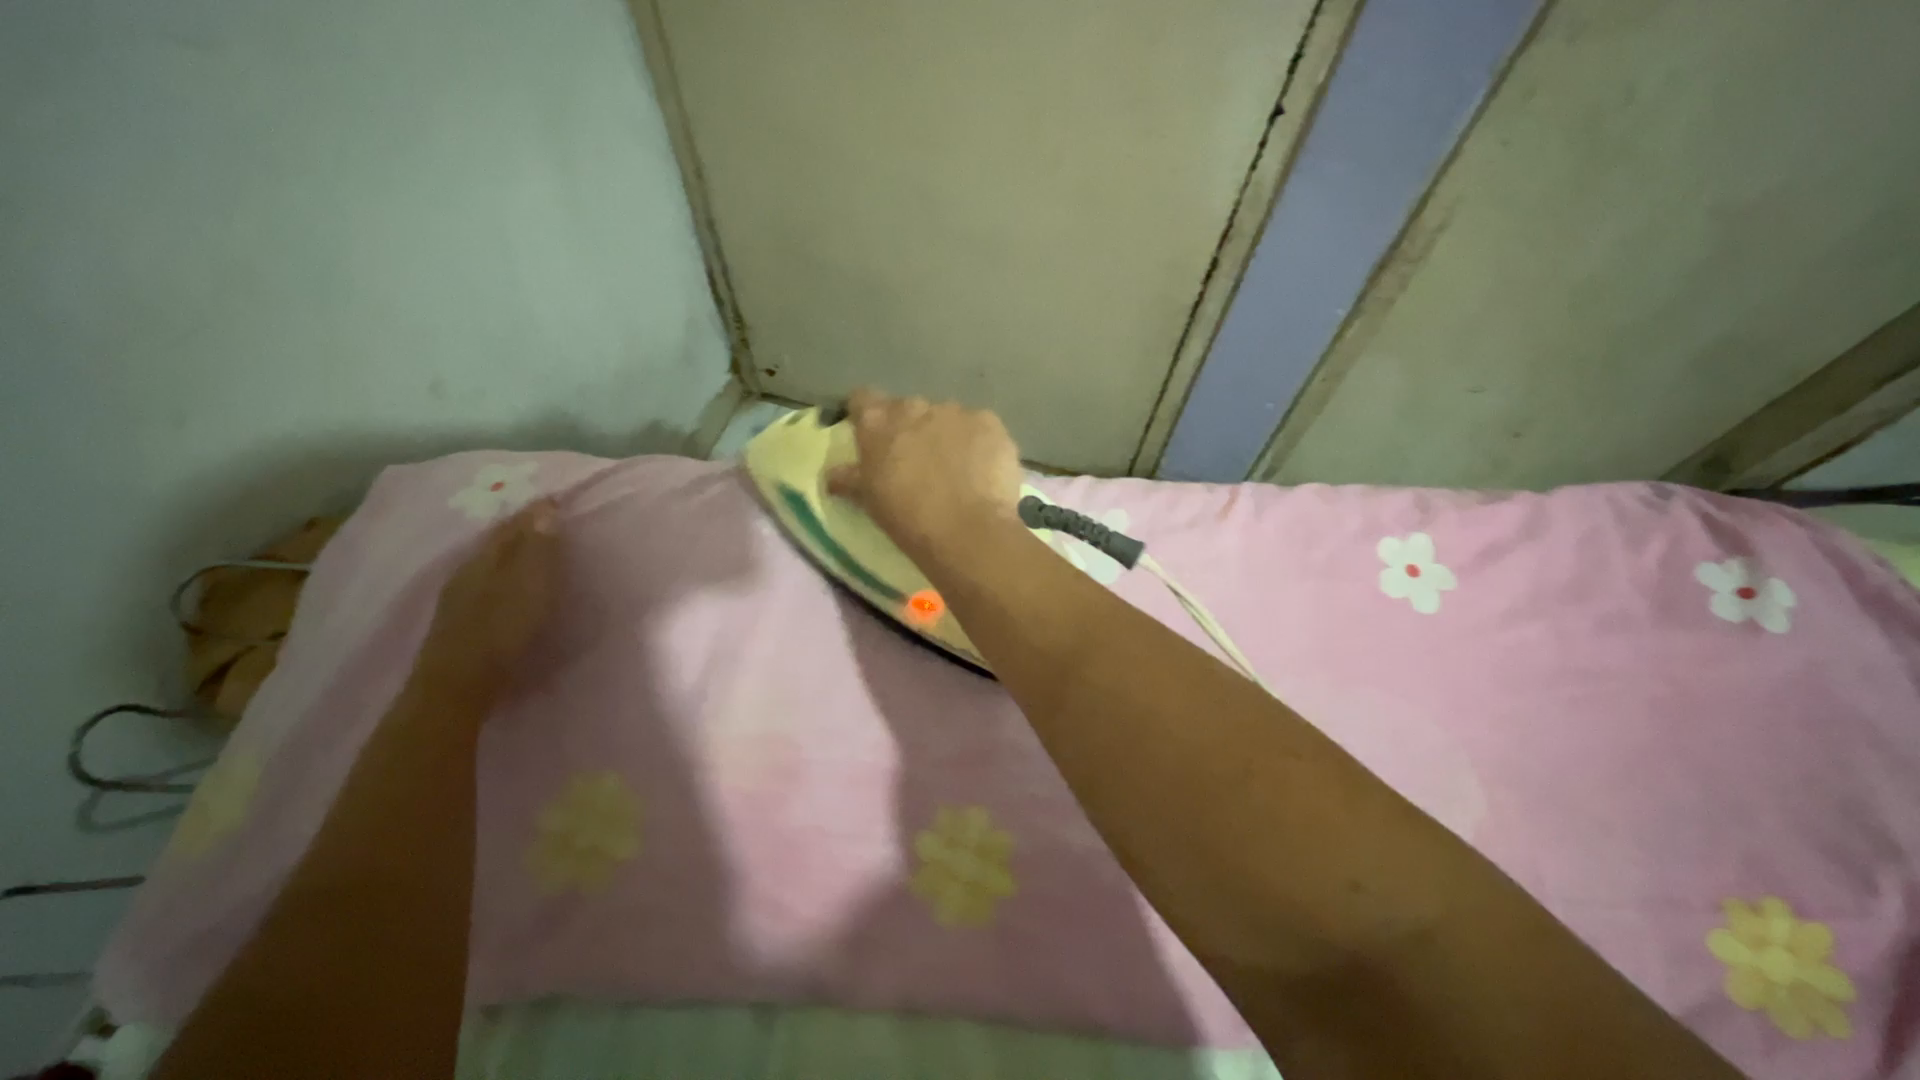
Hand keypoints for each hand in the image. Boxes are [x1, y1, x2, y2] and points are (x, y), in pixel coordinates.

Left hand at [417, 497, 563, 700]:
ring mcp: (458, 597)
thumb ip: (538, 548)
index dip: (535, 512)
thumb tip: (545, 507)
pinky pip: (485, 585)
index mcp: (485, 557)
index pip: (512, 525)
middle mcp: (467, 570)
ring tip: (532, 552)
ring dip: (510, 554)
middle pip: (496, 542)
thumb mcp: (529, 586)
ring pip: (489, 563)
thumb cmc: (501, 631)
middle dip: (521, 529)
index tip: (557, 500)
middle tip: (548, 521)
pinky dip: (503, 577)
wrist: (458, 685)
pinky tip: (509, 587)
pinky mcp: (459, 622)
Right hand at [826, 387, 1024, 559]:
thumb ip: (850, 479)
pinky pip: (980, 427)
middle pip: (908, 409)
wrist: (966, 530)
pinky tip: (982, 470)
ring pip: (947, 417)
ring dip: (947, 435)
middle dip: (911, 428)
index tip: (872, 435)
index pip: (862, 399)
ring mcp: (955, 411)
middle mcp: (914, 406)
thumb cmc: (907, 517)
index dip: (866, 414)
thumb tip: (832, 474)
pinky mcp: (990, 422)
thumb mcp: (869, 501)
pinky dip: (979, 443)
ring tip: (956, 470)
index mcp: (877, 421)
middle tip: (917, 461)